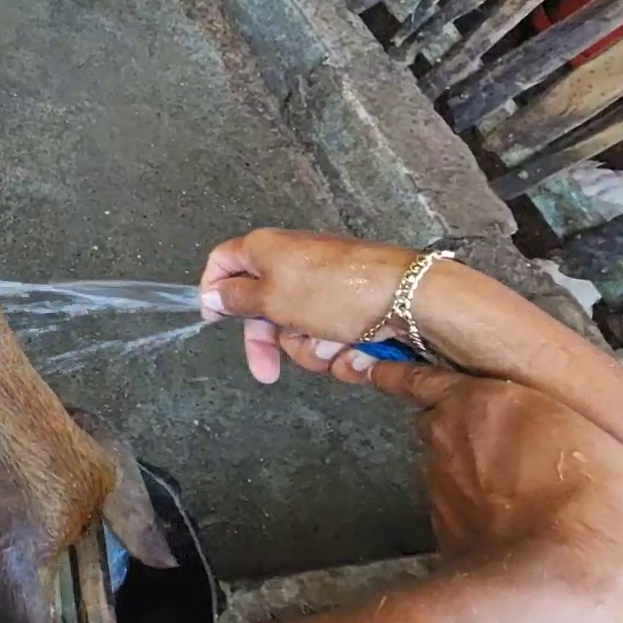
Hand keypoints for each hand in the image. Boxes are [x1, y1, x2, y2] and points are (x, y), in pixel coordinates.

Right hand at [199, 229, 418, 382]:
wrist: (414, 299)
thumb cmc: (330, 293)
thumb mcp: (271, 299)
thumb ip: (234, 299)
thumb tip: (208, 294)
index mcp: (263, 249)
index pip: (221, 262)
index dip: (212, 289)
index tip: (213, 320)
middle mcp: (290, 263)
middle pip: (260, 306)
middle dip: (268, 342)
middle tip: (266, 373)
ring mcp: (324, 285)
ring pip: (297, 326)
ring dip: (310, 347)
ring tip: (334, 348)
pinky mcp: (352, 304)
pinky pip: (329, 332)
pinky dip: (339, 347)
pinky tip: (357, 350)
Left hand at [370, 361, 622, 602]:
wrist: (571, 573)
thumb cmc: (604, 498)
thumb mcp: (611, 446)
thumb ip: (564, 431)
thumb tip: (566, 443)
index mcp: (475, 401)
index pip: (419, 378)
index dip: (398, 375)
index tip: (374, 370)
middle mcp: (443, 433)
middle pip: (441, 424)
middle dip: (466, 435)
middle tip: (513, 458)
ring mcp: (437, 479)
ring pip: (450, 469)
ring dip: (478, 480)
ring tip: (533, 506)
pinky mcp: (440, 522)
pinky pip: (459, 510)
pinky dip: (481, 517)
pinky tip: (521, 535)